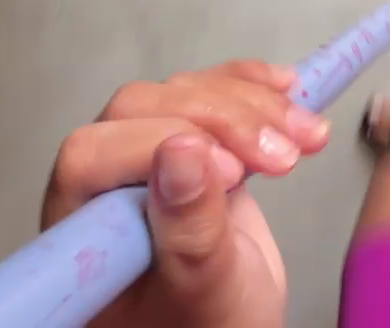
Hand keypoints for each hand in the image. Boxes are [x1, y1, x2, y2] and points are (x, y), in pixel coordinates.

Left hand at [42, 61, 332, 327]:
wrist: (238, 327)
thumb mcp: (207, 294)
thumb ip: (190, 233)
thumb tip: (180, 148)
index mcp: (81, 227)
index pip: (94, 153)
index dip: (157, 144)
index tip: (232, 175)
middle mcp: (105, 180)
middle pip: (147, 107)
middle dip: (225, 119)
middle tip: (284, 157)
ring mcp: (149, 151)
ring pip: (188, 90)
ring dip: (255, 105)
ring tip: (308, 138)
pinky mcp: (193, 138)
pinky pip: (216, 87)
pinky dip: (256, 85)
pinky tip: (290, 89)